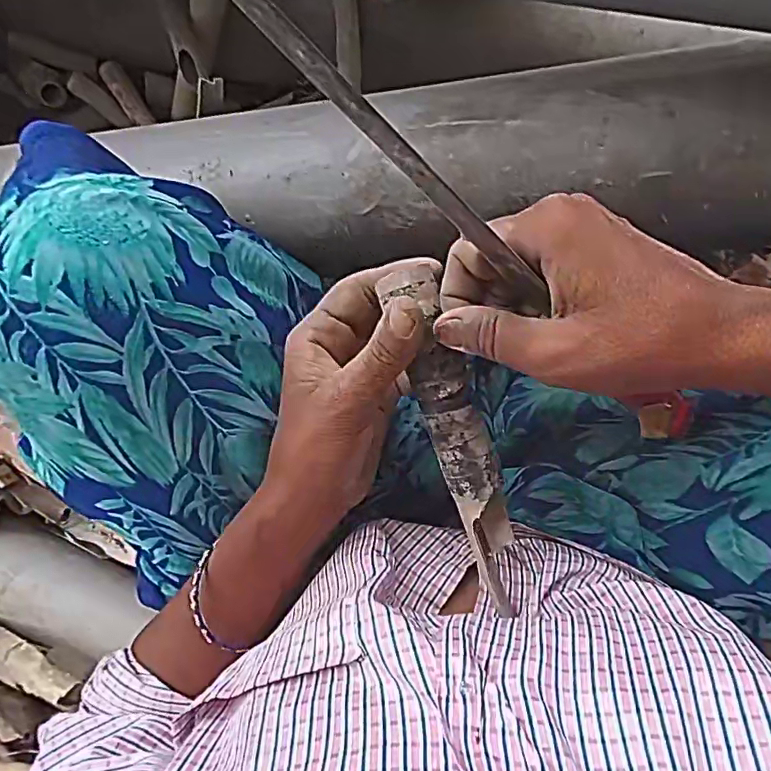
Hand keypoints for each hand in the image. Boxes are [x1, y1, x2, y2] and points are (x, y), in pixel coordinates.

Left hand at [263, 258, 434, 527]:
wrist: (315, 500)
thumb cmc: (317, 448)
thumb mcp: (350, 396)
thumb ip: (382, 354)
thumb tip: (413, 309)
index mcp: (318, 337)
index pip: (355, 291)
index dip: (391, 277)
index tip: (431, 270)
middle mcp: (339, 347)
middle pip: (379, 310)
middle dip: (412, 303)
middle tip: (453, 298)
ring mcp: (360, 370)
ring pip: (395, 338)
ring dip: (422, 332)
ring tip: (456, 324)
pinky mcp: (378, 392)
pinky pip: (405, 366)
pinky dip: (425, 362)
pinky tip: (448, 359)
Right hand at [435, 193, 764, 393]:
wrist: (722, 337)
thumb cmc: (649, 342)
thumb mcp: (554, 352)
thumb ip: (490, 336)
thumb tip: (448, 326)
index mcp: (549, 226)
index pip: (466, 250)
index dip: (458, 298)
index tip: (469, 336)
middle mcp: (566, 215)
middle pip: (493, 256)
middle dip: (490, 304)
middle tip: (508, 349)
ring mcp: (588, 228)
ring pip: (521, 267)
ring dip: (519, 308)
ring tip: (546, 344)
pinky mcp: (604, 246)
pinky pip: (551, 269)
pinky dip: (546, 303)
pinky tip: (567, 333)